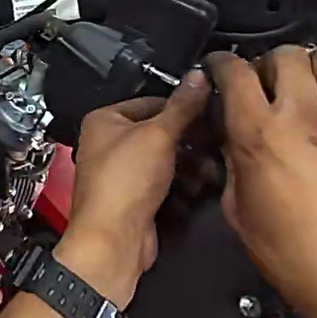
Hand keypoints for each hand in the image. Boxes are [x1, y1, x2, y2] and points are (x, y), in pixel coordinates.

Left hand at [57, 70, 209, 308]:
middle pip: (160, 133)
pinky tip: (197, 188)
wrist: (115, 239)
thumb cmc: (121, 184)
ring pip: (166, 160)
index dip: (180, 107)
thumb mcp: (159, 135)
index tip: (208, 111)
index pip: (150, 101)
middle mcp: (109, 144)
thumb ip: (182, 107)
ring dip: (190, 165)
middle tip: (212, 144)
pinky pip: (165, 184)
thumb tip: (197, 77)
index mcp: (104, 120)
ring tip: (209, 170)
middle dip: (188, 142)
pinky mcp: (136, 198)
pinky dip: (182, 185)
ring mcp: (122, 172)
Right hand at [206, 47, 316, 317]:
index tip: (223, 66)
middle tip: (268, 81)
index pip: (236, 70)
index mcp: (261, 137)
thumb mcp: (241, 213)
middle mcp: (307, 121)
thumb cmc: (307, 264)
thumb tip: (233, 140)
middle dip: (270, 63)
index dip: (223, 62)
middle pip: (286, 54)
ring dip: (313, 67)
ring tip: (308, 87)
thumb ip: (234, 164)